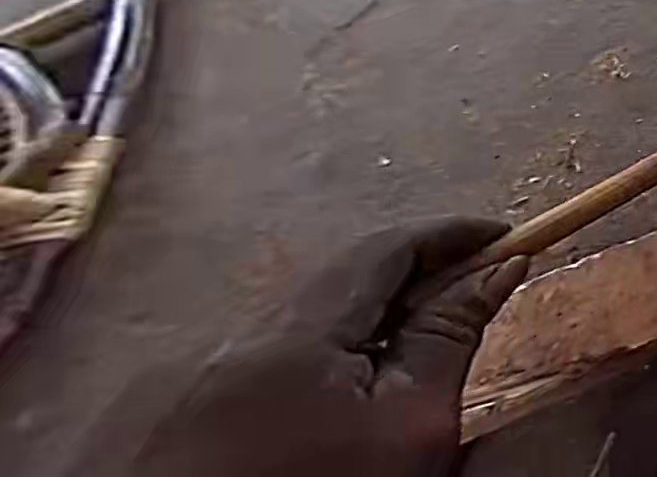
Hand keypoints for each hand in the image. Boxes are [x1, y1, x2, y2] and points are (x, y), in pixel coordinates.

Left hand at [129, 218, 529, 476]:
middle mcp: (217, 348)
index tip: (505, 237)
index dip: (454, 232)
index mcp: (282, 342)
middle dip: (417, 276)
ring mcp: (171, 389)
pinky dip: (322, 353)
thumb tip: (501, 266)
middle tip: (474, 289)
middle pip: (343, 280)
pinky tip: (344, 391)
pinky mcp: (148, 427)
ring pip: (304, 319)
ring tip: (416, 345)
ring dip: (371, 316)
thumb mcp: (411, 427)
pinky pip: (260, 359)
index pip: (386, 246)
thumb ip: (452, 335)